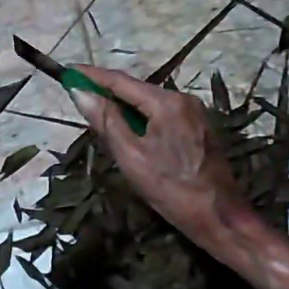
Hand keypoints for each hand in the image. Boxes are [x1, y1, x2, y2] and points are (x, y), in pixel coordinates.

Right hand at [66, 65, 250, 251]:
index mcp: (167, 102)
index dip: (92, 75)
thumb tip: (80, 92)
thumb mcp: (131, 155)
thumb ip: (106, 121)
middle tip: (78, 95)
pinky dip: (140, 119)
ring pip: (149, 104)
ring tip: (98, 115)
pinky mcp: (198, 129)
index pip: (121, 81)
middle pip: (136, 91)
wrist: (220, 217)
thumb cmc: (171, 189)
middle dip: (107, 92)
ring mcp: (194, 114)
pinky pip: (162, 116)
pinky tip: (127, 132)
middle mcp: (183, 99)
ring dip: (123, 108)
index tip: (68, 71)